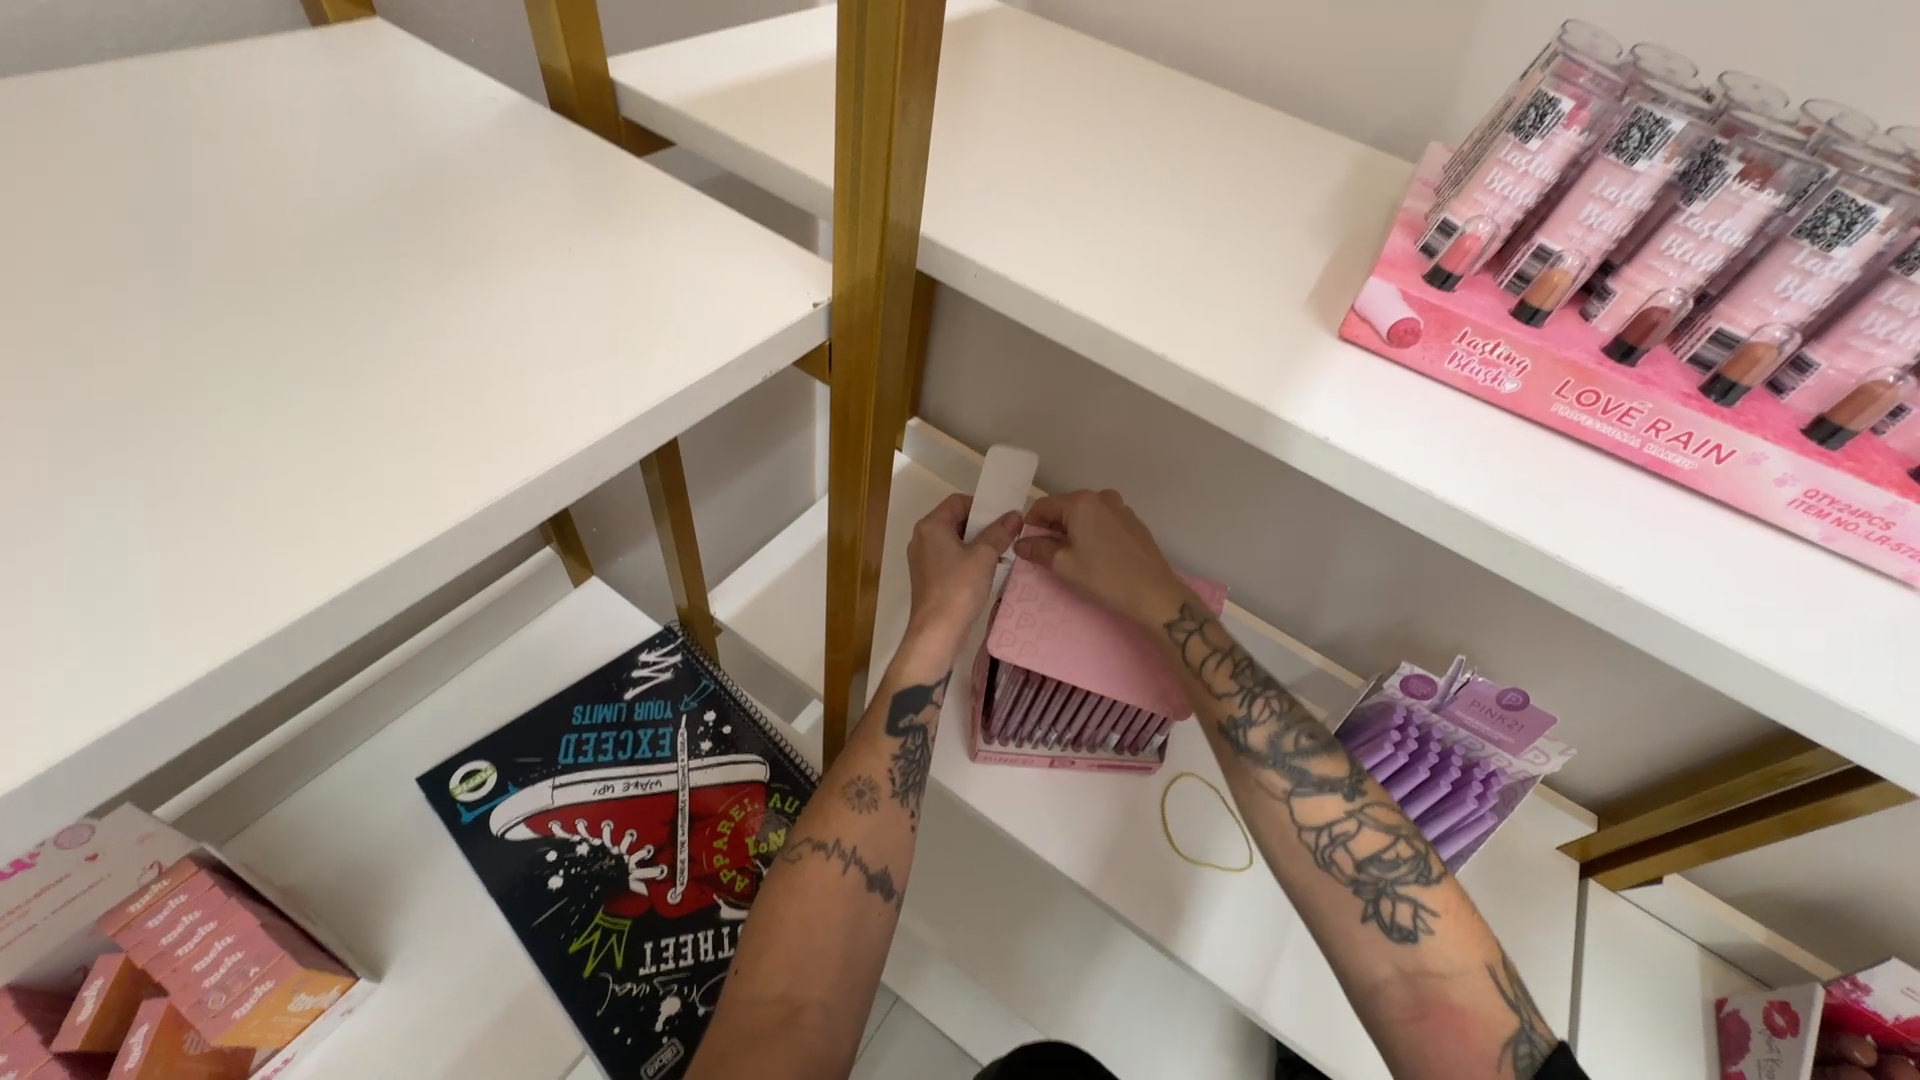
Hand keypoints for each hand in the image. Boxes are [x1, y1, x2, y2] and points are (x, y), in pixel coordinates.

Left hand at [904, 494, 1021, 657]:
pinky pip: (950, 558)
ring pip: (954, 541)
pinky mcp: (929, 577)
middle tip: (1007, 534)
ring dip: (977, 544)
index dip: (982, 506)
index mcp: (931, 526)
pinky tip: (987, 570)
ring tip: (1001, 553)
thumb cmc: (958, 588)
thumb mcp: (984, 557)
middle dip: (982, 526)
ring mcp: (923, 559)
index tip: (1003, 518)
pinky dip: (968, 559)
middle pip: (956, 520)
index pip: (958, 501)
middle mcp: (922, 538)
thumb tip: (1015, 515)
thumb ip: (999, 532)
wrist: (937, 632)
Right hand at [1015, 490, 1189, 628]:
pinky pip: (1102, 521)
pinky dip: (1091, 532)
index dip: (1029, 525)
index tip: (1027, 545)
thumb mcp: (1063, 564)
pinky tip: (1095, 555)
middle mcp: (1101, 497)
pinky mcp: (1133, 522)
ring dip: (1072, 531)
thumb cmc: (1103, 576)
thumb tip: (1020, 544)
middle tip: (1047, 554)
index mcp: (1080, 502)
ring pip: (1084, 514)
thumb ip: (1037, 550)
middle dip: (1051, 528)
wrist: (1153, 592)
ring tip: (1072, 556)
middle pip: (1064, 507)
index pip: (1042, 506)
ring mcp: (1120, 508)